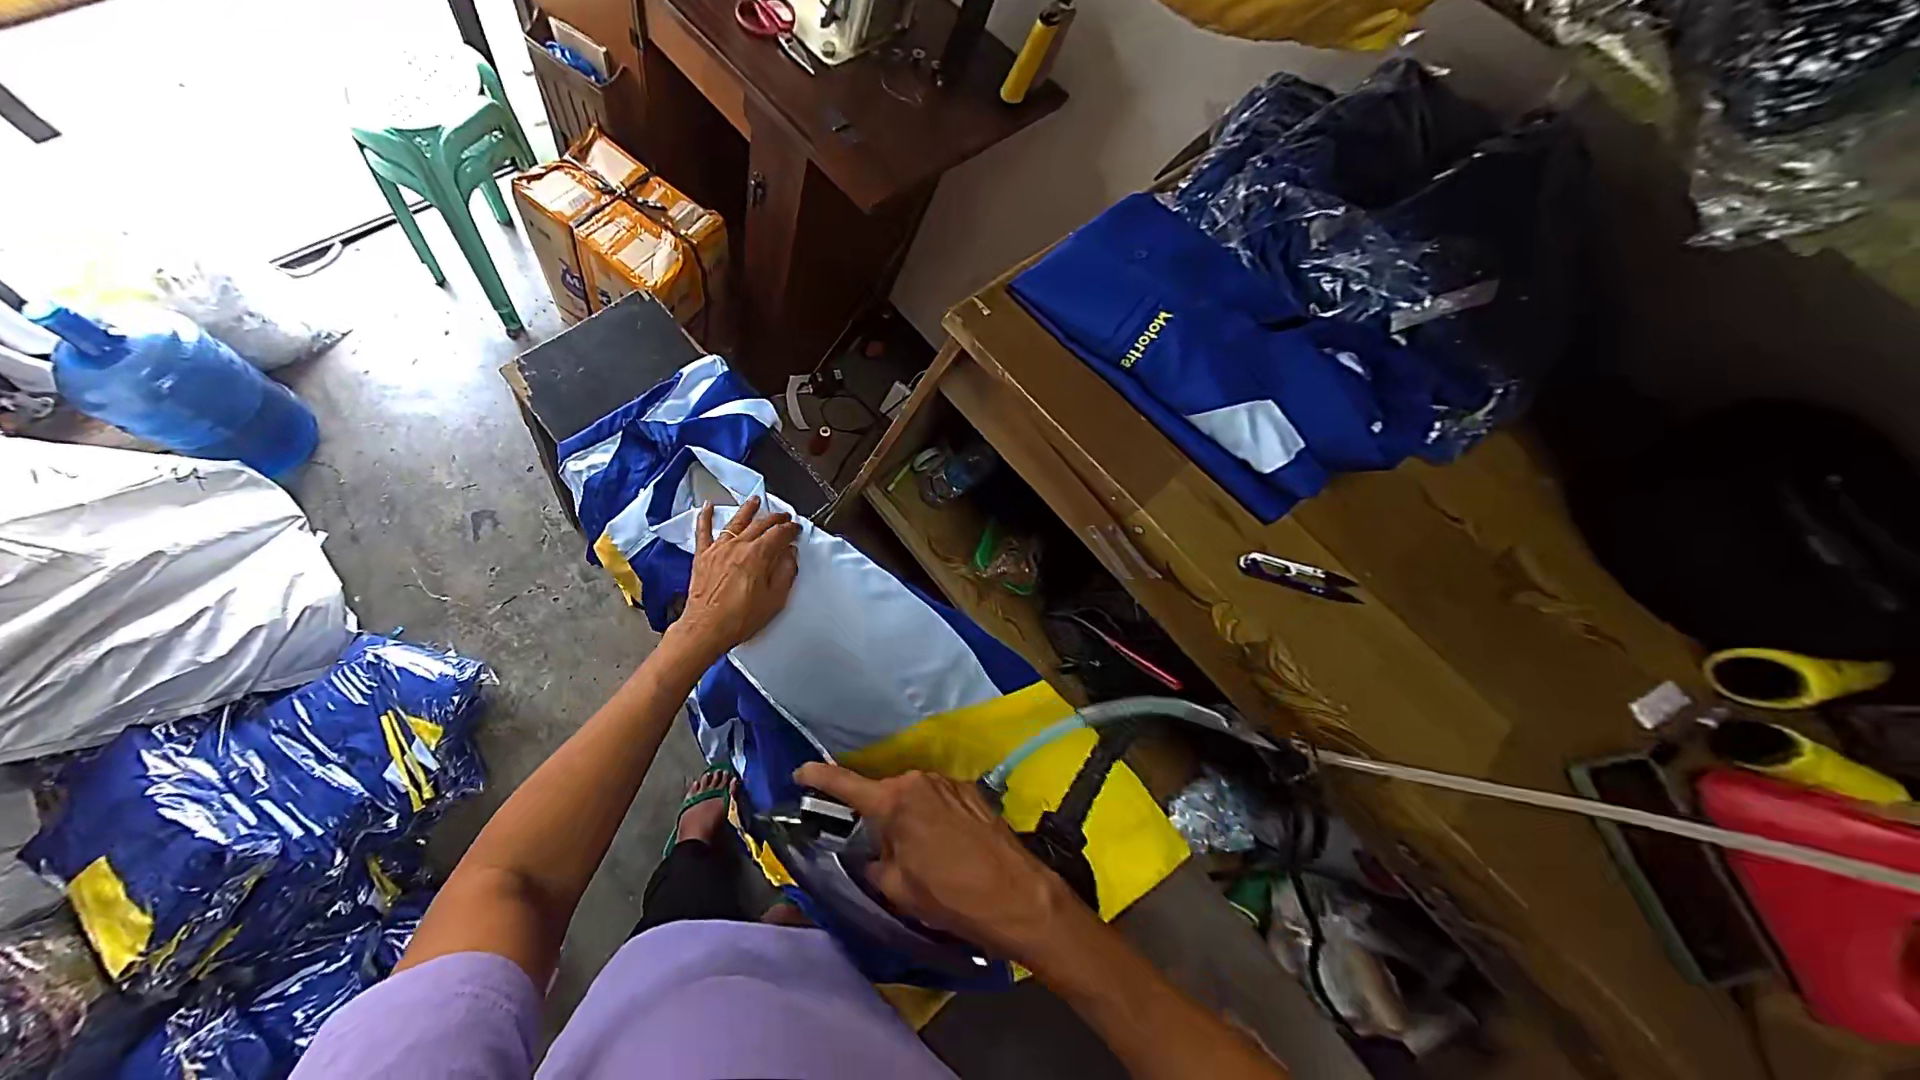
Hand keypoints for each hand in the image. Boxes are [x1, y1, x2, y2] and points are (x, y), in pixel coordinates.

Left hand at [673, 496, 800, 656]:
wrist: (706, 628)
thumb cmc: (738, 618)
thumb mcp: (775, 599)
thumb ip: (785, 573)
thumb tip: (790, 556)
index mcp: (758, 555)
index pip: (780, 534)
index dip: (791, 529)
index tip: (796, 529)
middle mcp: (738, 546)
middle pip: (761, 524)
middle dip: (775, 518)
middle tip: (783, 517)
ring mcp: (718, 549)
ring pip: (736, 521)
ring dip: (748, 509)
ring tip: (755, 501)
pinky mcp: (703, 556)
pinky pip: (703, 531)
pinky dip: (705, 516)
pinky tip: (707, 507)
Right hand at [793, 763, 1088, 964]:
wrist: (1017, 895)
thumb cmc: (951, 896)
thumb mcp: (898, 889)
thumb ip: (874, 864)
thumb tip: (872, 855)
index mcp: (895, 801)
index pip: (845, 784)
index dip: (818, 777)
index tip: (800, 772)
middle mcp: (920, 780)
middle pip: (883, 795)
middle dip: (876, 818)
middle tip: (880, 852)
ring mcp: (949, 782)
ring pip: (913, 797)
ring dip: (907, 818)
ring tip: (921, 856)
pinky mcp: (971, 791)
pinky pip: (938, 799)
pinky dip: (932, 817)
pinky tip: (946, 847)